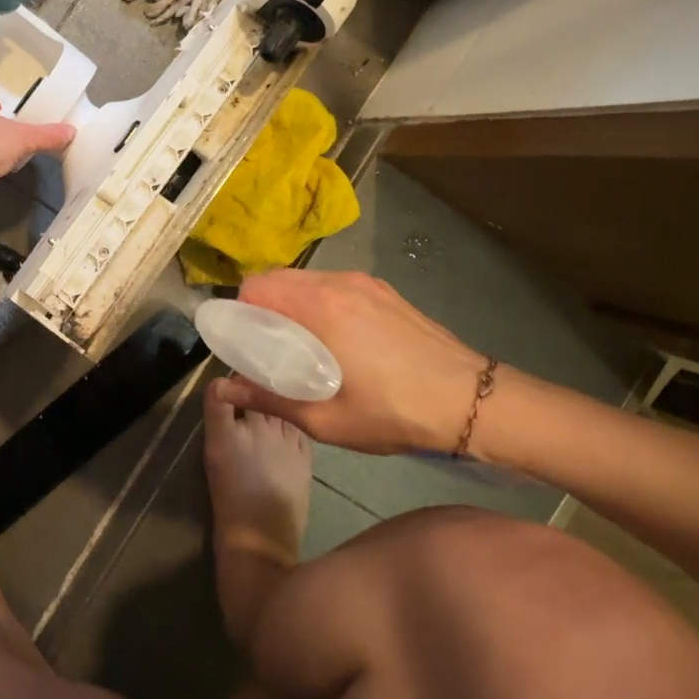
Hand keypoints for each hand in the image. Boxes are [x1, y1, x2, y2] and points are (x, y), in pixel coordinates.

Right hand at [207, 269, 493, 454]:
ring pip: (307, 280)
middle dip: (261, 307)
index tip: (242, 342)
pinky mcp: (387, 292)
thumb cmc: (395, 413)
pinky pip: (335, 286)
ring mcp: (367, 284)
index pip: (256, 286)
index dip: (239, 311)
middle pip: (278, 278)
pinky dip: (319, 303)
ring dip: (291, 304)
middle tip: (265, 348)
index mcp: (320, 307)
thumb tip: (222, 389)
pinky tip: (333, 340)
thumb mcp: (325, 419)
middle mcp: (339, 283)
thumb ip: (268, 399)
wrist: (475, 403)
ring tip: (298, 345)